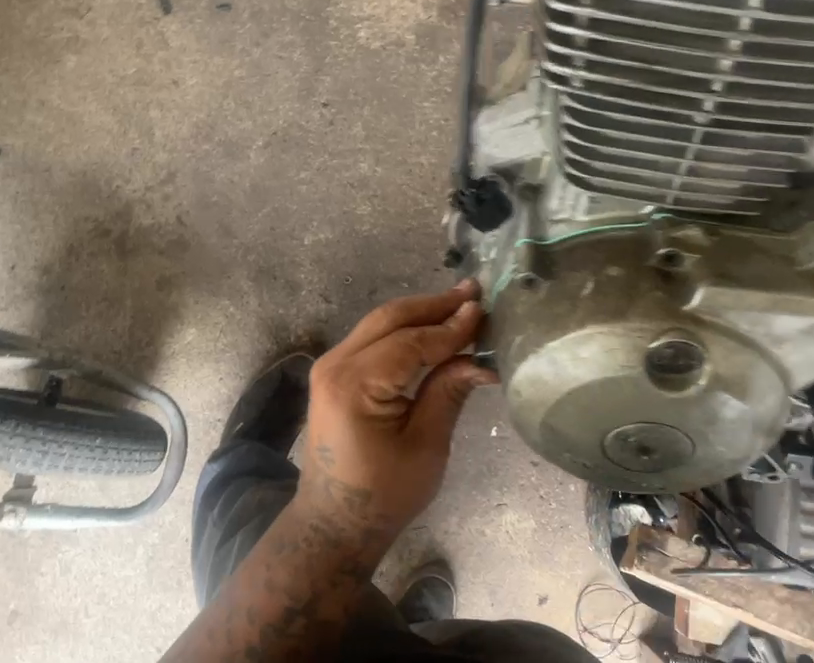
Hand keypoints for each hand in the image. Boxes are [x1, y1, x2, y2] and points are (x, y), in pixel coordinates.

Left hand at [293, 281, 498, 557]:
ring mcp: (330, 365)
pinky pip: (373, 337)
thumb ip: (448, 393)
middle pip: (390, 318)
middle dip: (434, 305)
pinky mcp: (334, 372)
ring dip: (420, 313)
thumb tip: (480, 358)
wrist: (333, 521)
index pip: (411, 342)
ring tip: (460, 302)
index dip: (450, 327)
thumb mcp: (425, 447)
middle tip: (473, 292)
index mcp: (355, 385)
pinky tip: (432, 326)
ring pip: (380, 322)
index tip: (483, 312)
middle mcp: (336, 364)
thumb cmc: (384, 494)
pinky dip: (404, 328)